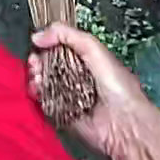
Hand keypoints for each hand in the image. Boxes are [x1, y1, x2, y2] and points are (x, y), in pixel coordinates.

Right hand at [28, 23, 159, 159]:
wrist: (125, 124)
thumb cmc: (116, 84)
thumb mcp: (93, 48)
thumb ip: (66, 35)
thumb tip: (37, 36)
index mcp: (85, 59)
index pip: (58, 47)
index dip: (46, 44)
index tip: (37, 44)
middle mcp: (75, 75)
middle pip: (47, 64)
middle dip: (37, 61)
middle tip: (35, 63)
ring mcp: (68, 95)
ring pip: (43, 82)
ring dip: (35, 76)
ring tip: (36, 76)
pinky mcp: (62, 114)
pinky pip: (44, 102)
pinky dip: (37, 95)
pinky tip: (36, 89)